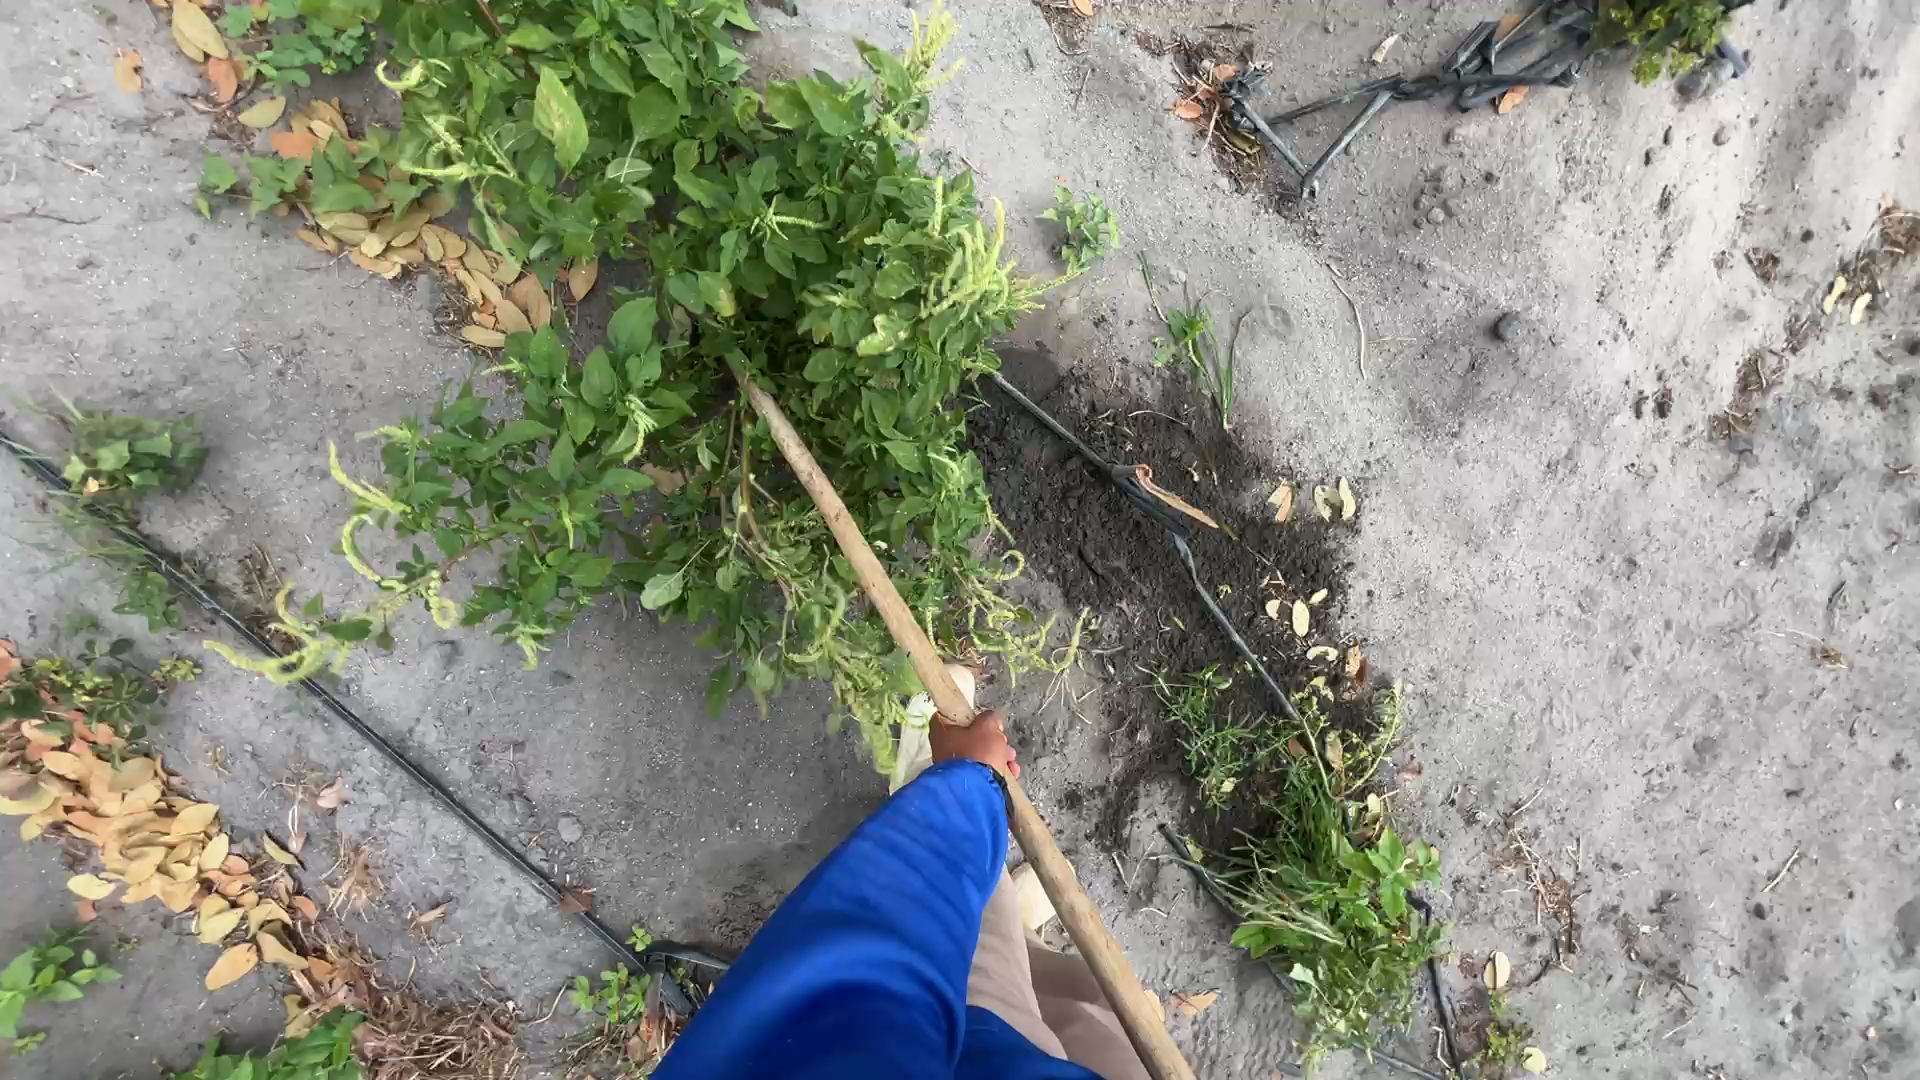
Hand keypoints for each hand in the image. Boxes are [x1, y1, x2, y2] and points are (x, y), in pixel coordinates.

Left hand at [930, 709, 1019, 779]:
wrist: (977, 791)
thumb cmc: (979, 752)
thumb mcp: (988, 726)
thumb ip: (990, 718)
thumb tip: (991, 722)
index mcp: (941, 730)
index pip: (950, 715)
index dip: (968, 715)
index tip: (983, 720)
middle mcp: (941, 748)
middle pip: (969, 737)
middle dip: (992, 740)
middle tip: (1004, 743)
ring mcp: (951, 768)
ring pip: (977, 755)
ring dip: (997, 756)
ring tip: (1011, 762)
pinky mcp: (963, 784)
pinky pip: (980, 772)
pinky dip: (994, 771)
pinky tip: (1010, 774)